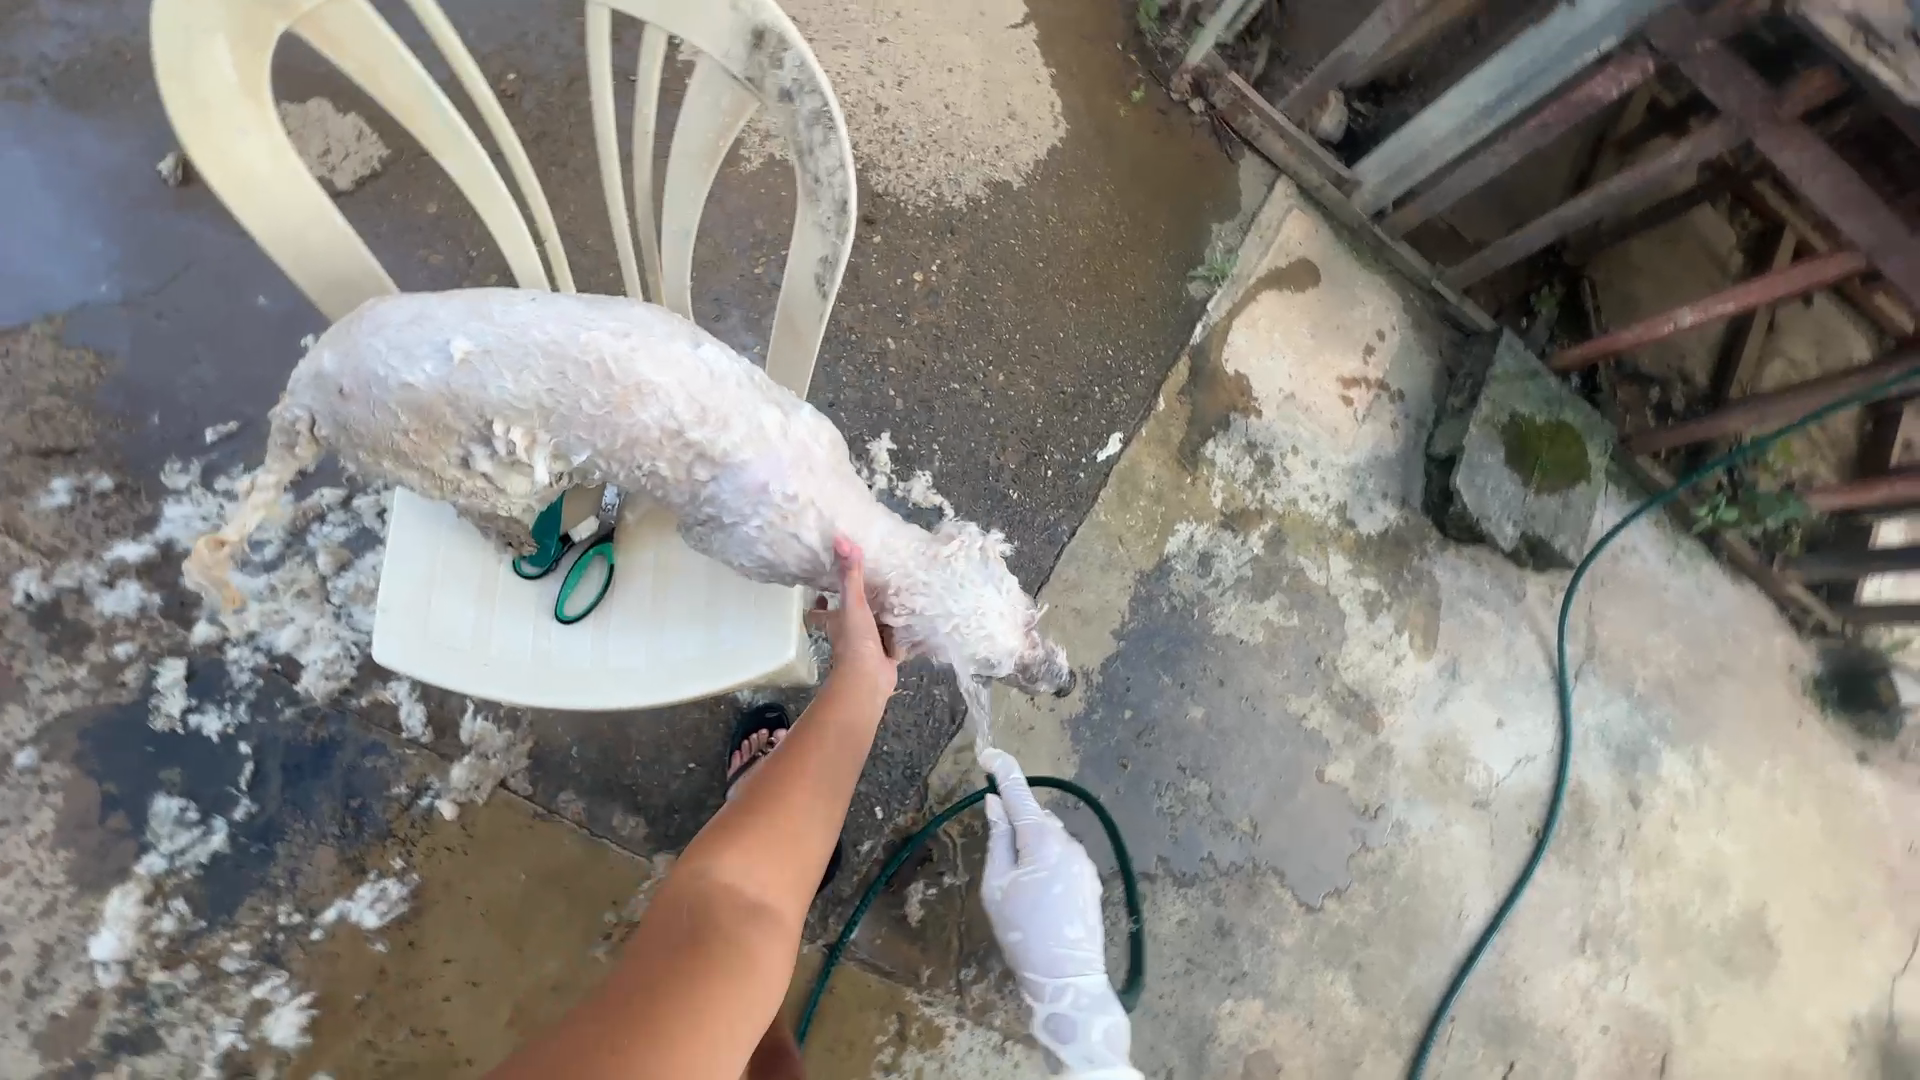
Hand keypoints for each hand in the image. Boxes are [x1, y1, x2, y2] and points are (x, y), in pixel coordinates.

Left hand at [815, 535, 899, 697]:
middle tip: (872, 586)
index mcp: (837, 622)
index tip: (822, 591)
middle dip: (859, 605)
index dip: (819, 602)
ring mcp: (868, 646)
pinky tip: (913, 620)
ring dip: (882, 617)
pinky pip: (893, 641)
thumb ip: (850, 574)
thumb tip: (841, 539)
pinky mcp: (886, 656)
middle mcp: (849, 633)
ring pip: (873, 628)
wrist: (870, 678)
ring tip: (897, 597)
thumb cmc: (856, 640)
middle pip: (850, 617)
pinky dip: (900, 634)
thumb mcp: (853, 602)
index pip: (820, 611)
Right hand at [979, 747, 1140, 1078]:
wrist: (1067, 979)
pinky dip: (1047, 861)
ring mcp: (1083, 859)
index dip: (1002, 768)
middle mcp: (1067, 841)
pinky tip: (1041, 896)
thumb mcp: (996, 885)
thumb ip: (997, 838)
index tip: (986, 752)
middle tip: (1000, 862)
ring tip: (1022, 889)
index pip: (1018, 791)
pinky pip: (1063, 855)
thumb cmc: (1022, 932)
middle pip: (1034, 817)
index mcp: (1041, 839)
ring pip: (1049, 837)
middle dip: (1016, 824)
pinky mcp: (1090, 877)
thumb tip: (994, 802)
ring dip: (1032, 846)